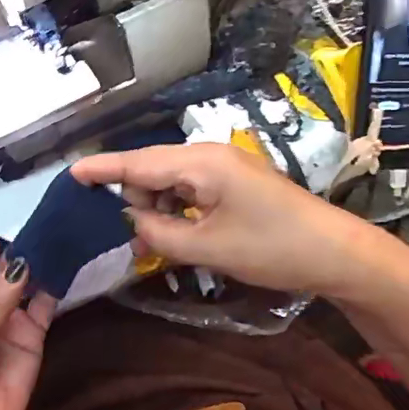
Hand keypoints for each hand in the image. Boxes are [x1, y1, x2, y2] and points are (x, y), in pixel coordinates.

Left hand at [0, 230, 56, 409]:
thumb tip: (22, 264)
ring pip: (25, 284)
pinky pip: (45, 304)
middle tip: (33, 232)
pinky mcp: (34, 333)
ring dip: (35, 266)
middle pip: (0, 271)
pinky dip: (53, 287)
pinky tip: (62, 269)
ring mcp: (11, 319)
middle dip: (13, 253)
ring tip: (50, 244)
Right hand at [69, 143, 389, 297]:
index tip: (69, 174)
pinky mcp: (233, 181)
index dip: (100, 168)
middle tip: (134, 237)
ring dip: (156, 207)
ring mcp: (223, 166)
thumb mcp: (206, 247)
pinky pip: (188, 188)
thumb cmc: (271, 248)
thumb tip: (129, 219)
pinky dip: (176, 208)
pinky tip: (179, 233)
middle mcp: (207, 155)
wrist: (339, 254)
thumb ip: (157, 231)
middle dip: (134, 199)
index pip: (136, 162)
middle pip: (149, 169)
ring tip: (160, 241)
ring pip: (168, 180)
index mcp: (199, 162)